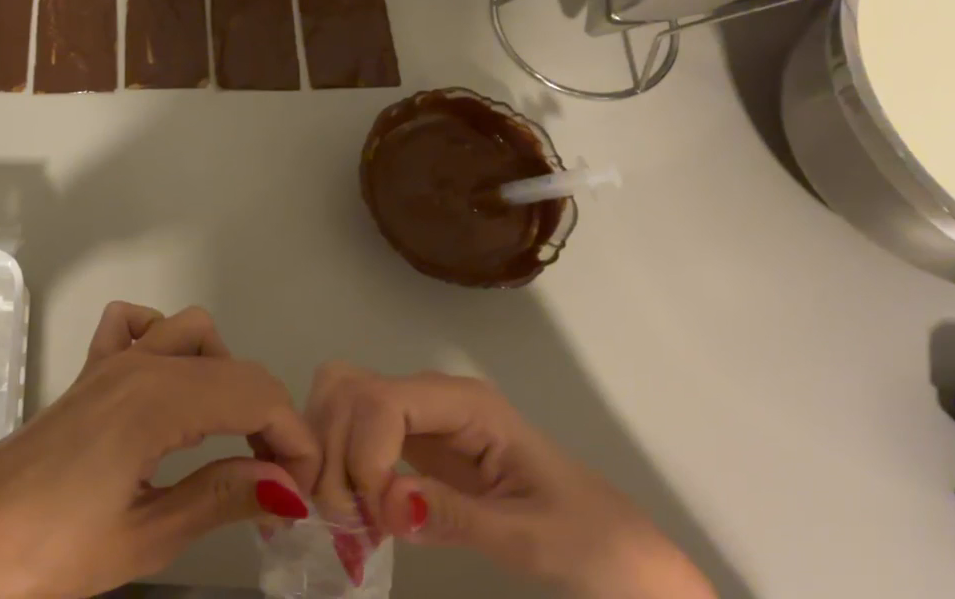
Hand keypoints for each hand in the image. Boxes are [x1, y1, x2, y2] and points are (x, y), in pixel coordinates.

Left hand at [0, 304, 320, 598]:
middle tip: (277, 480)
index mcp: (156, 400)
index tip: (305, 489)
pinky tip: (168, 385)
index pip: (254, 393)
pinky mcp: (87, 373)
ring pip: (190, 331)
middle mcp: (136, 364)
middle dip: (269, 414)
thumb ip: (223, 497)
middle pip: (232, 364)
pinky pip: (133, 325)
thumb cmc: (56, 547)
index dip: (293, 437)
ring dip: (224, 372)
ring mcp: (108, 361)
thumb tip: (289, 486)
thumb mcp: (148, 534)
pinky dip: (163, 340)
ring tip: (229, 435)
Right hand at [305, 364, 714, 598]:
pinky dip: (336, 461)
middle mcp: (434, 398)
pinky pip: (353, 431)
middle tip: (346, 517)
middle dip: (333, 448)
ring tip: (345, 513)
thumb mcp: (533, 542)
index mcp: (469, 405)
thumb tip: (383, 502)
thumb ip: (456, 518)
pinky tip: (350, 507)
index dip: (363, 452)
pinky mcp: (411, 444)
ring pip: (340, 401)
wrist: (627, 565)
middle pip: (349, 389)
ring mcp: (420, 418)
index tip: (372, 515)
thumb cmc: (594, 549)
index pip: (383, 399)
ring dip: (327, 451)